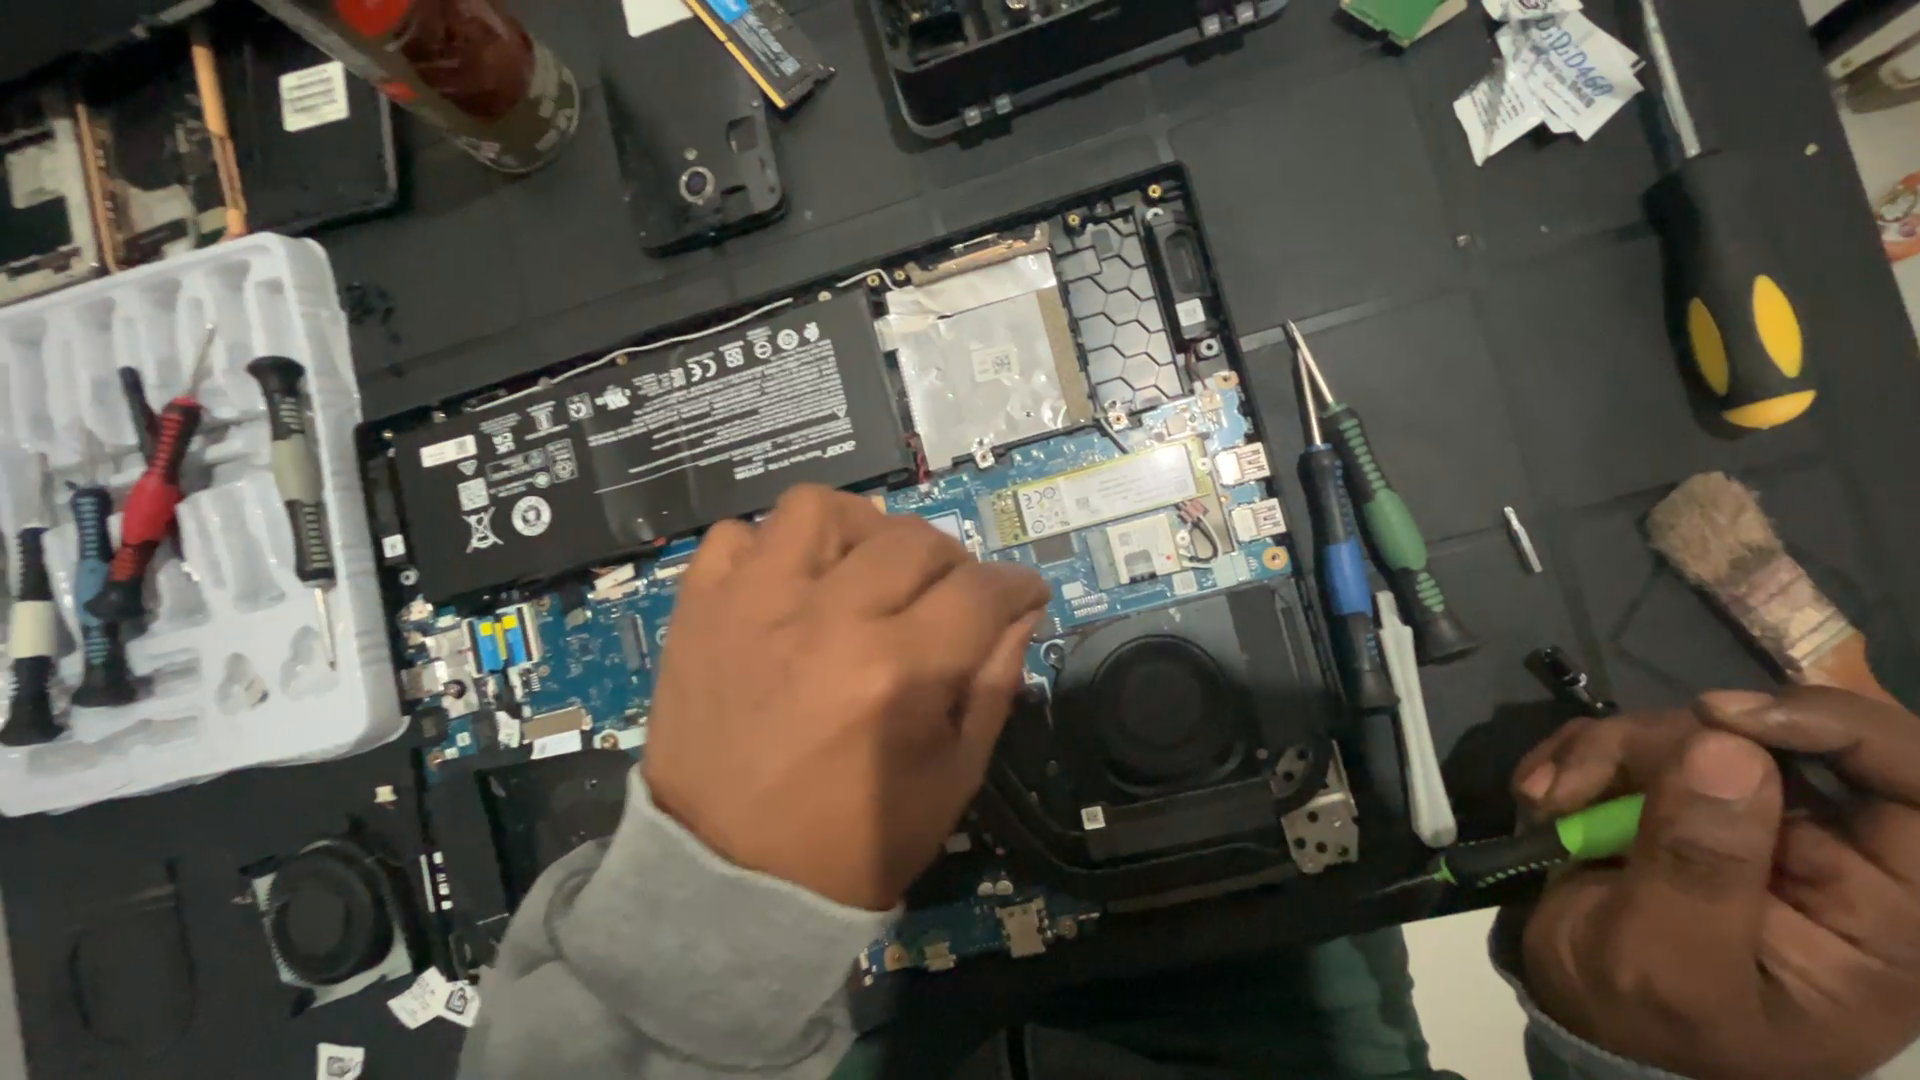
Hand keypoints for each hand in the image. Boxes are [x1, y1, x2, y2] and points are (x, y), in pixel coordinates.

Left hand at [642, 486, 1049, 910]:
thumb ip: (993, 684)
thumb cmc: (853, 843)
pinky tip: (789, 586)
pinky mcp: (698, 612)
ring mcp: (752, 606)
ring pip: (818, 509)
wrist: (725, 883)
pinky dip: (769, 549)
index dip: (1017, 585)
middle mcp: (826, 620)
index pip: (981, 590)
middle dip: (953, 562)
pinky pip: (734, 536)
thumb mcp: (952, 779)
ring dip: (860, 531)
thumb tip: (1019, 611)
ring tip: (865, 570)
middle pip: (913, 540)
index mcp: (897, 672)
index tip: (1022, 593)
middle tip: (949, 596)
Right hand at [1516, 688, 1919, 1079]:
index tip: (1723, 717)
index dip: (1839, 727)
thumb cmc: (1648, 1017)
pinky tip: (1540, 799)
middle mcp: (1821, 844)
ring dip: (1596, 756)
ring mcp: (1741, 812)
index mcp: (1875, 904)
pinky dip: (1570, 758)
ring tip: (1546, 806)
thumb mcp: (1671, 962)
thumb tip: (1728, 749)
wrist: (1584, 1015)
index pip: (1915, 784)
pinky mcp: (1672, 794)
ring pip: (1681, 730)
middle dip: (1655, 748)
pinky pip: (1623, 739)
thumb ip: (1701, 868)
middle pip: (1765, 739)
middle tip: (1575, 790)